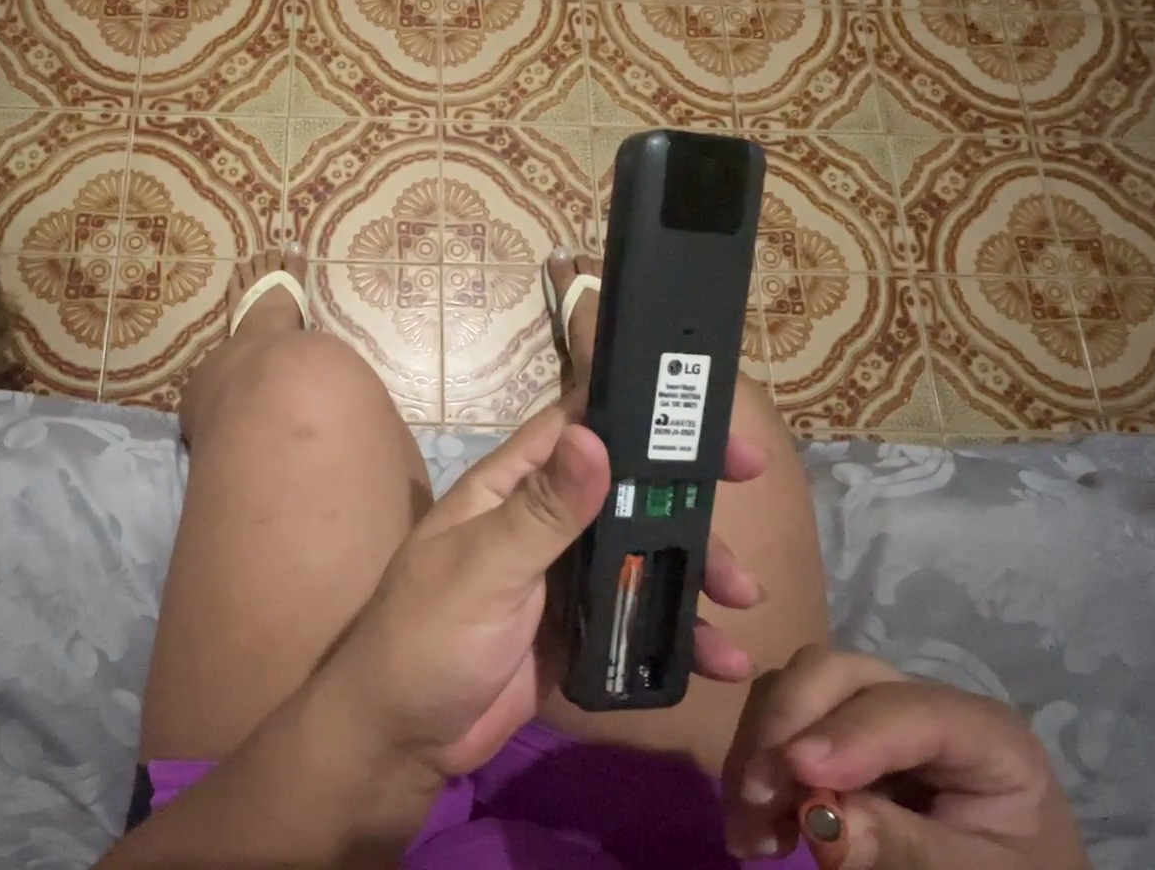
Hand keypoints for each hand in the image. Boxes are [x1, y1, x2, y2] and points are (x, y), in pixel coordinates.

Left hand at [310, 400, 769, 782]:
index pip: (573, 429)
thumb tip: (593, 437)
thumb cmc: (428, 637)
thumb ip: (541, 510)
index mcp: (506, 490)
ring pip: (639, 555)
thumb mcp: (484, 568)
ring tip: (742, 596)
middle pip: (622, 491)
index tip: (705, 421)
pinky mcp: (576, 632)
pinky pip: (637, 620)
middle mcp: (538, 524)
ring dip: (693, 568)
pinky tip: (720, 659)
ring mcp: (560, 580)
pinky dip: (677, 633)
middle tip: (751, 486)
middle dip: (683, 492)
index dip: (635, 416)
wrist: (404, 739)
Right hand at [721, 645, 1090, 869]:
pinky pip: (773, 726)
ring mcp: (863, 709)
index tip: (798, 772)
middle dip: (785, 724)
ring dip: (759, 751)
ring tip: (752, 829)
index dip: (850, 734)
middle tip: (758, 794)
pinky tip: (755, 825)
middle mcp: (913, 700)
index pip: (907, 709)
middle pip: (833, 672)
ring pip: (789, 690)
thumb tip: (825, 823)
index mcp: (983, 733)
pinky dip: (754, 769)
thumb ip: (911, 849)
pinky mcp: (826, 729)